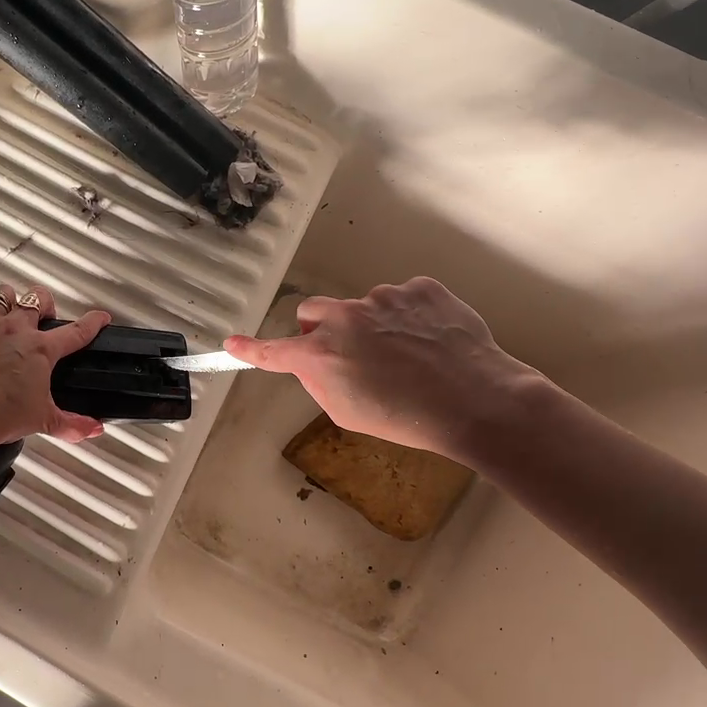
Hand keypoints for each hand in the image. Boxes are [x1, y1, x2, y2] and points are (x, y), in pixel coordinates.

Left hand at [0, 284, 110, 450]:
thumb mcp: (42, 420)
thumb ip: (72, 423)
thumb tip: (92, 429)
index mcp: (40, 350)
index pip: (76, 331)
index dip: (92, 322)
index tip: (99, 318)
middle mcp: (15, 329)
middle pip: (38, 299)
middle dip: (44, 303)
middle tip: (43, 314)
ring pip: (2, 294)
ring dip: (7, 299)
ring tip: (6, 308)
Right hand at [224, 277, 542, 459]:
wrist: (475, 401)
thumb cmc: (406, 419)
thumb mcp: (348, 412)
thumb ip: (321, 380)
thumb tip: (318, 362)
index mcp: (320, 353)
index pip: (272, 350)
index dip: (250, 349)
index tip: (231, 344)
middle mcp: (344, 318)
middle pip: (313, 311)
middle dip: (321, 329)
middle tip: (348, 355)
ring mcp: (383, 297)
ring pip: (363, 306)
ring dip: (372, 324)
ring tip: (407, 355)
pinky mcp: (420, 288)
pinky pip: (402, 298)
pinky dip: (407, 316)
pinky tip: (428, 340)